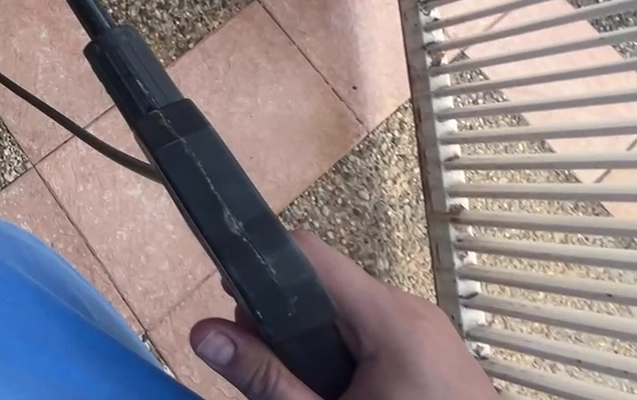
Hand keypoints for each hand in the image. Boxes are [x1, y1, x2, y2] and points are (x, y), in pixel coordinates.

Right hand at [191, 232, 497, 399]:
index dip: (258, 263)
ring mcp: (430, 333)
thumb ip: (266, 380)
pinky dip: (340, 351)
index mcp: (392, 320)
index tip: (232, 301)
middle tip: (268, 367)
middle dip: (280, 317)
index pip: (305, 250)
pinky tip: (338, 391)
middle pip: (318, 283)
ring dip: (308, 337)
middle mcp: (413, 312)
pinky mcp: (437, 354)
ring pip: (340, 309)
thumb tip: (200, 331)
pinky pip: (369, 330)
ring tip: (309, 390)